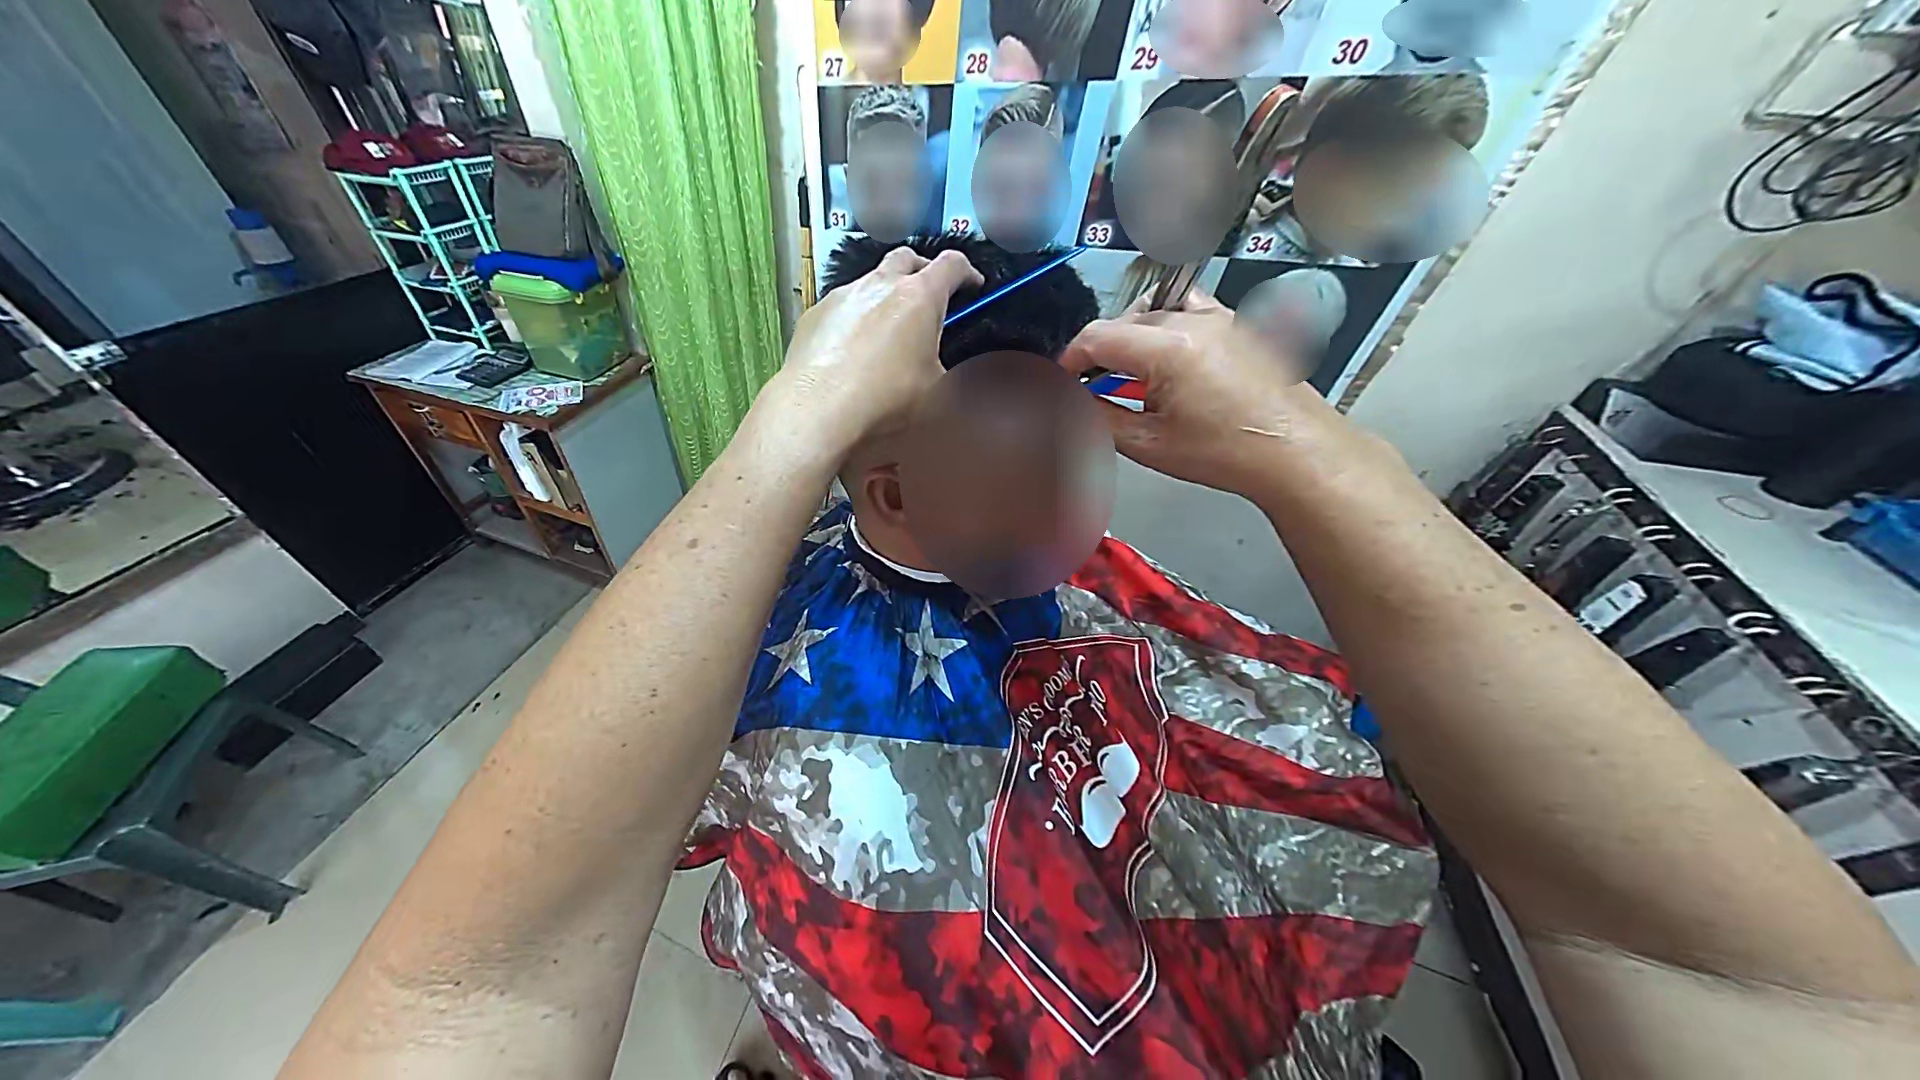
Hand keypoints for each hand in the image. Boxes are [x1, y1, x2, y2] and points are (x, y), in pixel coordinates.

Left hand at [767, 247, 981, 452]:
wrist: (819, 409)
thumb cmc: (882, 398)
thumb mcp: (935, 388)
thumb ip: (943, 361)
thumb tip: (937, 360)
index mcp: (919, 296)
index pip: (952, 264)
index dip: (967, 273)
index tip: (971, 286)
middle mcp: (880, 284)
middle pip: (907, 258)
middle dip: (922, 272)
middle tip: (929, 298)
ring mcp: (844, 295)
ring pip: (871, 281)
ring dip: (885, 295)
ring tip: (889, 328)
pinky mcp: (816, 313)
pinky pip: (843, 306)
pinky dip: (855, 317)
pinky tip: (854, 347)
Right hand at [1059, 289, 1367, 499]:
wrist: (1292, 451)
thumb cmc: (1231, 451)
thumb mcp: (1149, 443)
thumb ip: (1101, 418)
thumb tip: (1074, 403)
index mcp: (1169, 348)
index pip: (1097, 336)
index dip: (1069, 358)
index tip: (1061, 377)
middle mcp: (1194, 321)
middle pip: (1122, 321)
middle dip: (1098, 352)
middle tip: (1088, 386)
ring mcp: (1219, 317)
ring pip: (1152, 311)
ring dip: (1129, 338)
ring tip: (1126, 373)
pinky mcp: (1235, 323)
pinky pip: (1187, 308)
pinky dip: (1164, 326)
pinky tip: (1164, 357)